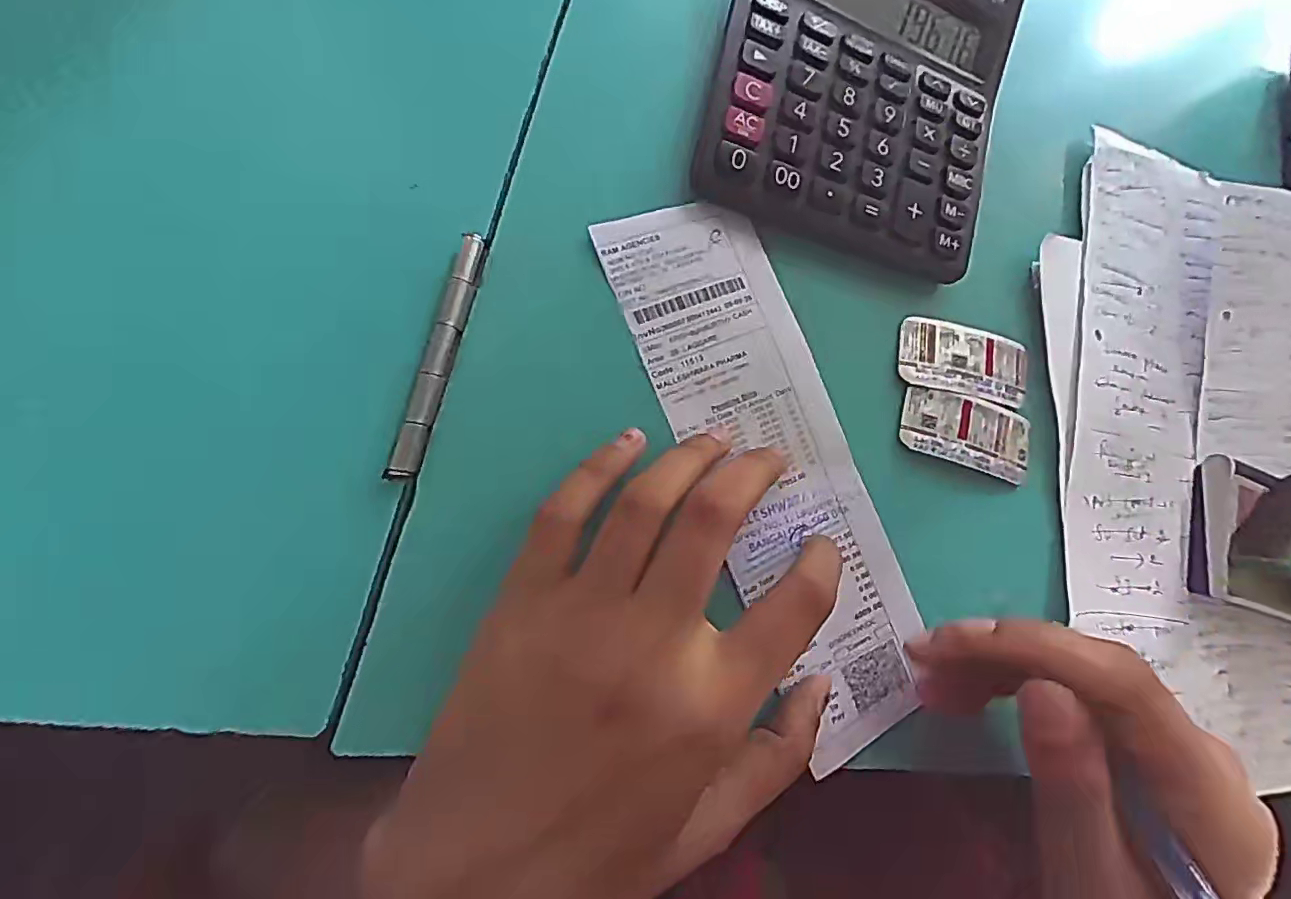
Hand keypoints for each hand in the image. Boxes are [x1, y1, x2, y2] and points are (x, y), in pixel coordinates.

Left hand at [360, 430, 841, 898]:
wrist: (467, 885)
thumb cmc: (602, 855)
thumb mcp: (710, 824)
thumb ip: (781, 756)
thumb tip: (824, 681)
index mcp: (712, 703)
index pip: (796, 605)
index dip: (822, 562)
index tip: (819, 543)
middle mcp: (654, 643)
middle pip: (715, 521)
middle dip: (754, 473)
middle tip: (770, 457)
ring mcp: (582, 614)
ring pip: (646, 503)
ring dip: (689, 457)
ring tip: (716, 437)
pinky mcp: (521, 603)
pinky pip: (562, 515)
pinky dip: (599, 467)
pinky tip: (629, 442)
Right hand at [907, 619, 1278, 898]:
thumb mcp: (1091, 886)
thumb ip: (1075, 796)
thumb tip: (1041, 688)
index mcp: (1204, 789)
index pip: (1123, 682)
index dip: (1035, 647)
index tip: (955, 644)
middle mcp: (1195, 749)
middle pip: (1096, 668)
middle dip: (1004, 651)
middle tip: (929, 657)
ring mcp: (1168, 742)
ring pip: (1080, 670)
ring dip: (1002, 663)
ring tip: (939, 675)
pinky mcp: (1138, 744)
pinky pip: (1075, 691)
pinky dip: (1019, 681)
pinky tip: (976, 689)